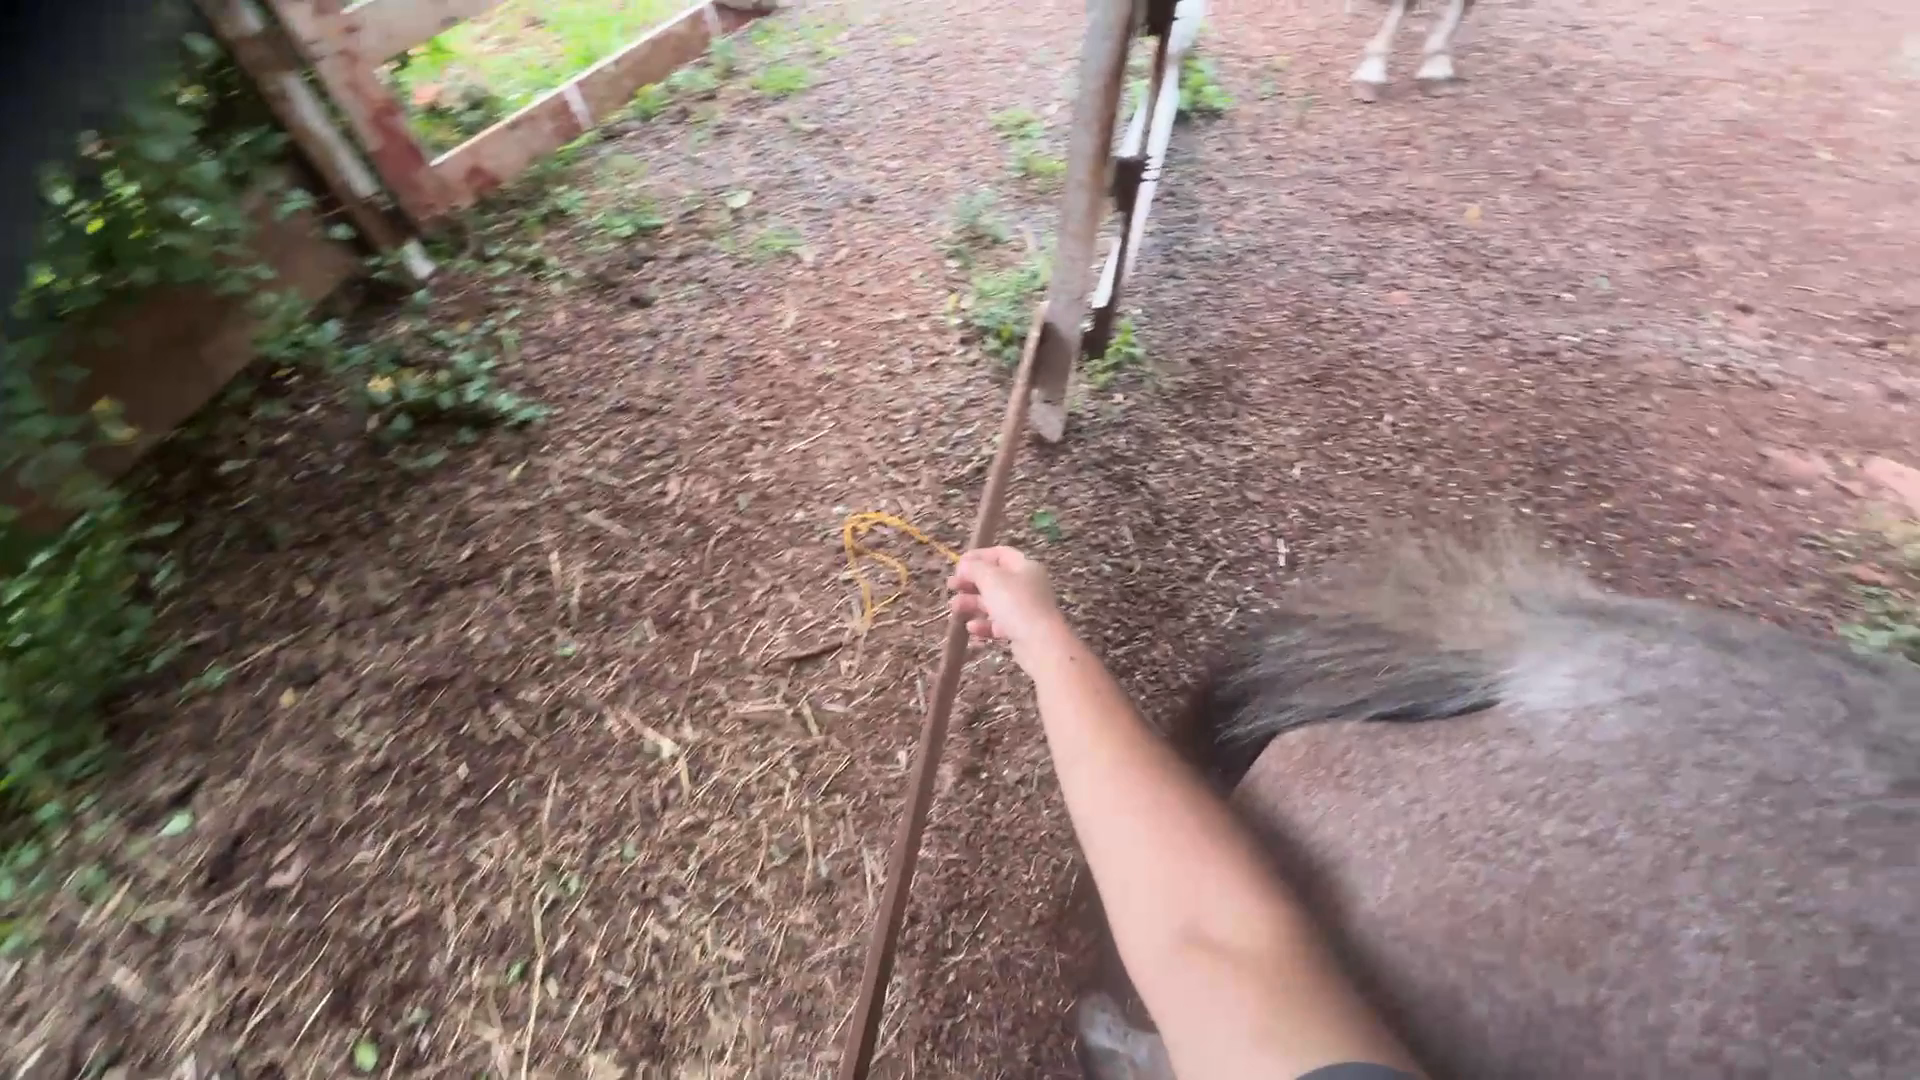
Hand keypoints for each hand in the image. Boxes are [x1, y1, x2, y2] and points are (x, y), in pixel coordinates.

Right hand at [948, 546, 1068, 652]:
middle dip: (971, 582)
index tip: (958, 563)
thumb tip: (964, 566)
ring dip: (972, 603)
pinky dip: (983, 624)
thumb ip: (974, 568)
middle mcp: (1027, 586)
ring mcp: (1024, 609)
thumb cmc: (1016, 603)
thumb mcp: (991, 579)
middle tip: (951, 585)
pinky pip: (998, 623)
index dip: (978, 556)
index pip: (1000, 554)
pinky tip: (971, 628)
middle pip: (994, 579)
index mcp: (1025, 567)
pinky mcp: (1021, 630)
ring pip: (993, 602)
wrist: (1040, 643)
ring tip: (955, 607)